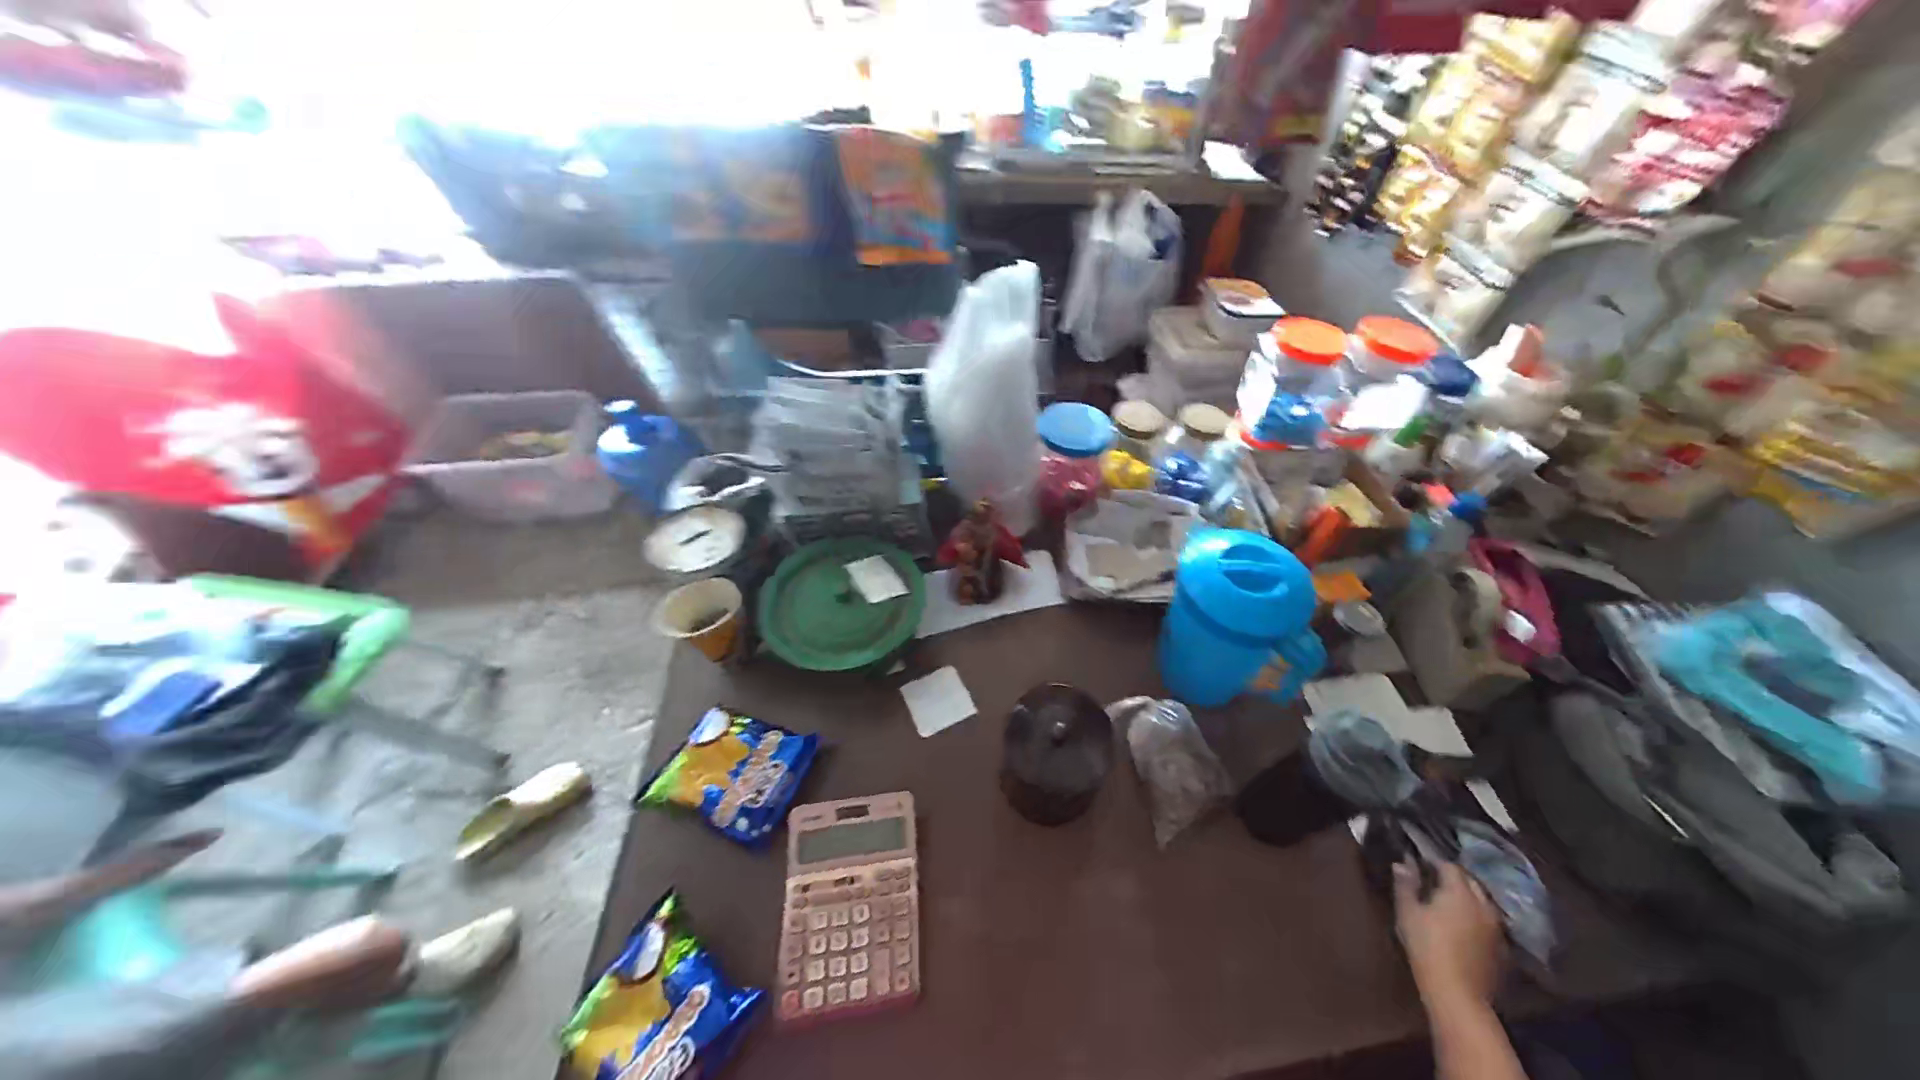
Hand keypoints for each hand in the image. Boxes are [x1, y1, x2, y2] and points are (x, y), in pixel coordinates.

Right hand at [1394, 860, 1506, 1007]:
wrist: (1457, 992)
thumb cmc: (1426, 945)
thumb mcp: (1407, 912)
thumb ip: (1405, 884)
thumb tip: (1402, 862)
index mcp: (1459, 892)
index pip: (1449, 866)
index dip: (1433, 862)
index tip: (1419, 864)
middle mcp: (1483, 905)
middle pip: (1471, 881)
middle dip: (1454, 878)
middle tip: (1432, 882)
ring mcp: (1496, 928)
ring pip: (1483, 902)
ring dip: (1468, 897)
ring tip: (1448, 903)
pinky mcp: (1502, 948)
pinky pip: (1489, 923)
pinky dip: (1476, 918)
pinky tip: (1464, 927)